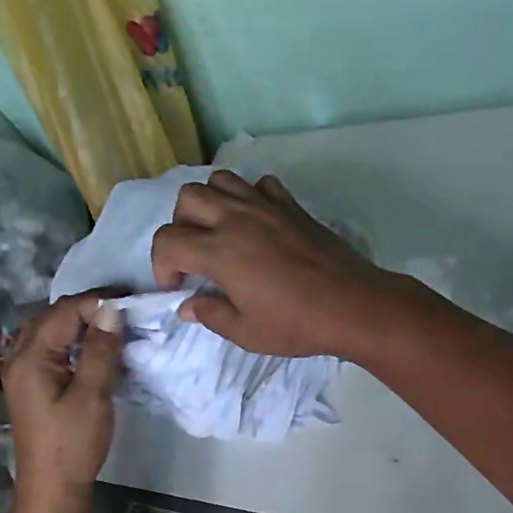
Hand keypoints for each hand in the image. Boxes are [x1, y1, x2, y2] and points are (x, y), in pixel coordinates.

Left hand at [2, 293, 124, 505]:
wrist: (52, 487)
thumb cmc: (72, 443)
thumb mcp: (92, 395)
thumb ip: (101, 350)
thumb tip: (112, 310)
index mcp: (30, 357)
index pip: (64, 312)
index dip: (97, 301)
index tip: (131, 299)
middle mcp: (19, 359)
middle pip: (52, 317)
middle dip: (87, 308)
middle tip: (123, 309)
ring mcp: (22, 374)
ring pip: (49, 333)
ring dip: (79, 324)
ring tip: (112, 325)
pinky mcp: (32, 388)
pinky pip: (50, 350)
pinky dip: (73, 342)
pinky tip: (94, 349)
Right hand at [151, 170, 429, 358]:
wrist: (352, 305)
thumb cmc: (295, 324)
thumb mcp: (245, 332)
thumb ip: (211, 314)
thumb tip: (188, 306)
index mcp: (220, 252)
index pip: (168, 241)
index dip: (161, 264)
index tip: (177, 286)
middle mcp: (237, 219)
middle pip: (188, 197)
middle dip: (180, 225)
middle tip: (193, 255)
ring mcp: (266, 206)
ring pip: (221, 179)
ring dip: (210, 202)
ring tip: (219, 232)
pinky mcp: (291, 205)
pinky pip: (260, 184)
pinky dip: (249, 196)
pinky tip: (256, 223)